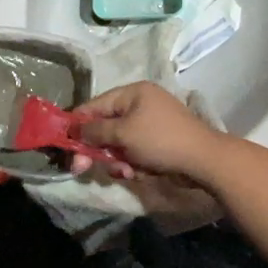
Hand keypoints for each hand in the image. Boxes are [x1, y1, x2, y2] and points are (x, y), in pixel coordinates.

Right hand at [72, 81, 228, 180]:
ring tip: (124, 171)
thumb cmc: (160, 140)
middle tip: (81, 169)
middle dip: (96, 148)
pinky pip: (134, 153)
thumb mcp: (122, 133)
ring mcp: (150, 125)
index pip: (95, 105)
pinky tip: (136, 174)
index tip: (64, 142)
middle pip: (105, 126)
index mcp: (133, 93)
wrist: (203, 161)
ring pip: (118, 144)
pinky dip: (131, 164)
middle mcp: (140, 105)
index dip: (77, 123)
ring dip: (116, 159)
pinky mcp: (158, 145)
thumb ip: (94, 131)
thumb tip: (74, 130)